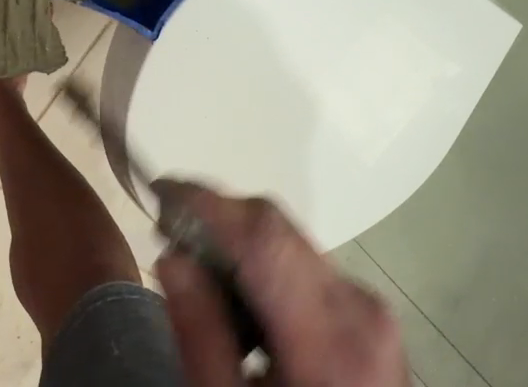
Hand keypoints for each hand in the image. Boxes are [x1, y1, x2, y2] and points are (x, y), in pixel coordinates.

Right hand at [153, 182, 407, 386]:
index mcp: (328, 335)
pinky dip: (264, 267)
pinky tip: (243, 303)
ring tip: (202, 280)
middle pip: (274, 227)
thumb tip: (172, 257)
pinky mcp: (371, 315)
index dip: (204, 201)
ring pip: (287, 240)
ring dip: (237, 244)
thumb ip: (200, 334)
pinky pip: (304, 264)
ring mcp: (371, 308)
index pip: (261, 234)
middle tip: (167, 237)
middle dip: (214, 219)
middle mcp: (358, 305)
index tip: (156, 191)